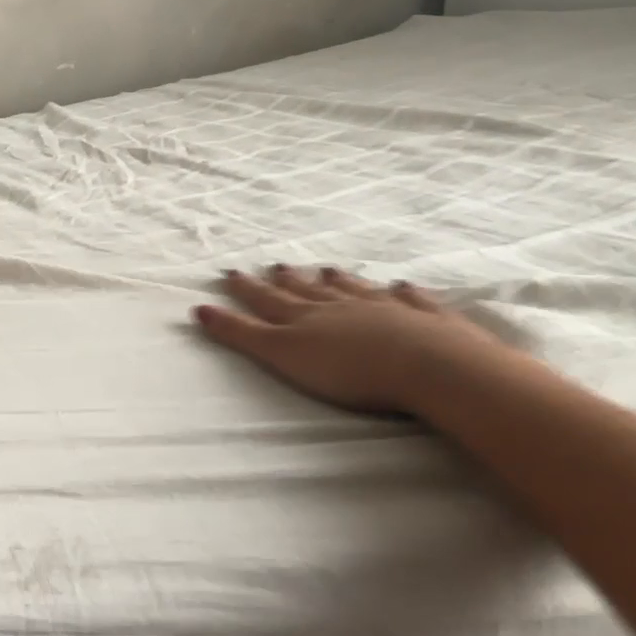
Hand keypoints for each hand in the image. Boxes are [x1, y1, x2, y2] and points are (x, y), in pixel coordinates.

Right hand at [193, 265, 510, 414]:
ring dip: (340, 281)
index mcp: (304, 317)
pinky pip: (413, 301)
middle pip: (310, 291)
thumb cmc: (350, 369)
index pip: (267, 299)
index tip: (231, 273)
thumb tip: (199, 308)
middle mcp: (342, 307)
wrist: (436, 369)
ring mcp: (389, 310)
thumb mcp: (282, 354)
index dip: (247, 288)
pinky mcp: (433, 322)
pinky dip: (404, 292)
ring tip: (329, 269)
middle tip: (278, 266)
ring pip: (356, 291)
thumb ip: (241, 333)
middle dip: (291, 280)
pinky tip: (402, 285)